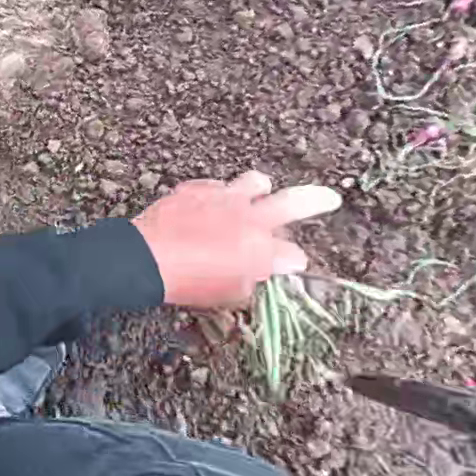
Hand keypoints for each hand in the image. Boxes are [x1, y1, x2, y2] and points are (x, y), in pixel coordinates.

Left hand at [132, 171, 340, 307]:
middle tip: (329, 198)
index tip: (289, 263)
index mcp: (261, 249)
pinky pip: (218, 185)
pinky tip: (211, 208)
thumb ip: (255, 279)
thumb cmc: (189, 283)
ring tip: (258, 197)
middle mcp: (248, 218)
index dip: (292, 261)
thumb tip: (265, 270)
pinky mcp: (198, 188)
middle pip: (294, 203)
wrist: (146, 257)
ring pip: (256, 182)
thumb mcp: (230, 293)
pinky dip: (220, 196)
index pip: (294, 254)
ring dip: (260, 190)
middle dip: (316, 200)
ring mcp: (223, 198)